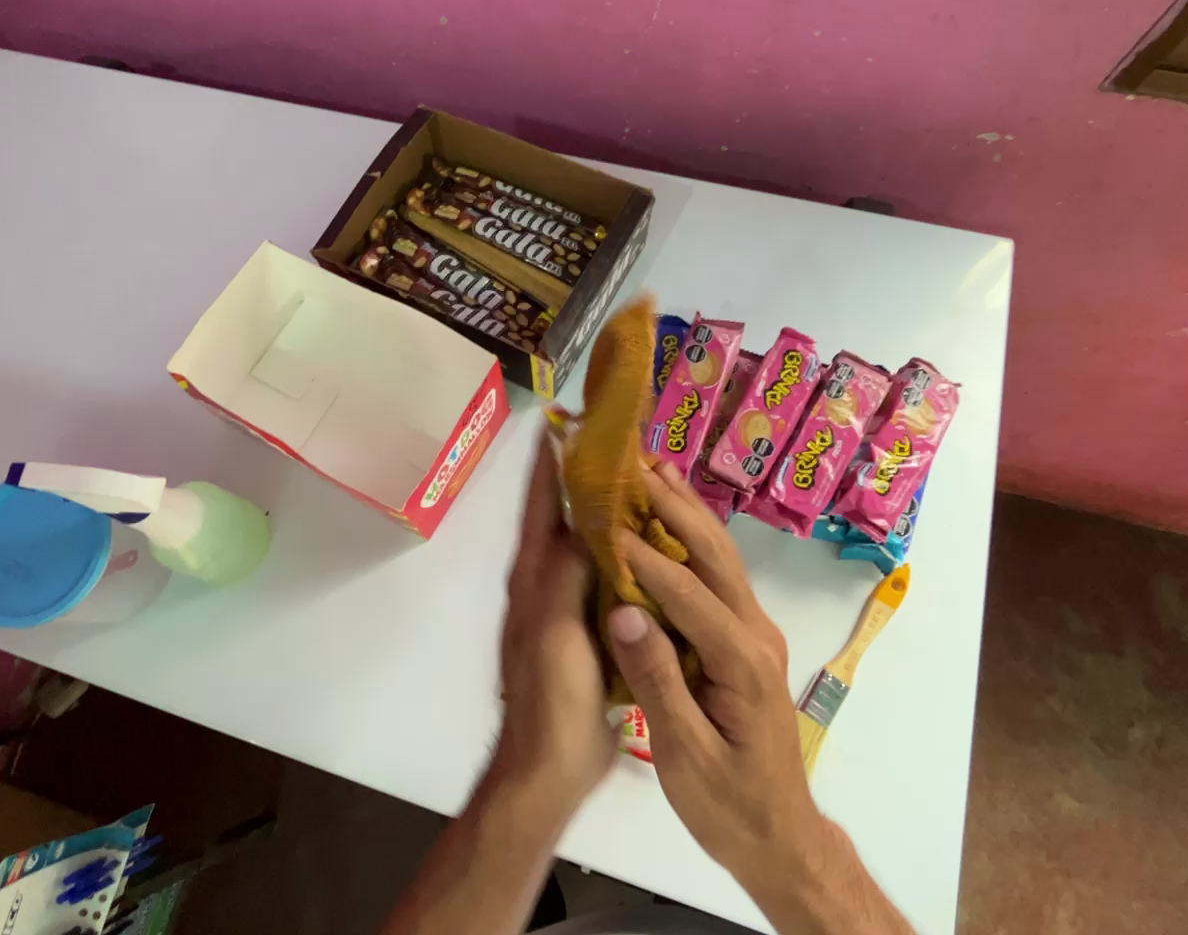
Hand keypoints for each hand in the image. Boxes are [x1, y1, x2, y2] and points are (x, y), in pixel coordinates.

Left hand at [489, 432, 614, 813]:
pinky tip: (655, 552)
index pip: (540, 505)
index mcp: (532, 576)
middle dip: (585, 483)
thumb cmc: (548, 694)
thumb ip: (565, 571)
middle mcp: (546, 584)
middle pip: (565, 521)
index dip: (549, 464)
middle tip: (621, 449)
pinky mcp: (592, 633)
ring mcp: (568, 609)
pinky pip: (609, 583)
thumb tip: (581, 518)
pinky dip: (627, 560)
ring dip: (609, 518)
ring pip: (589, 550)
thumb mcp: (553, 627)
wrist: (551, 765)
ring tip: (644, 489)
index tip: (564, 422)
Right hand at [605, 461, 817, 893]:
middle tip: (635, 465)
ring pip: (721, 557)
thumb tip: (623, 611)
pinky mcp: (745, 639)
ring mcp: (754, 632)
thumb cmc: (729, 804)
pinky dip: (692, 538)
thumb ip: (657, 681)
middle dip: (674, 506)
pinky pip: (717, 576)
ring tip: (656, 470)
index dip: (641, 553)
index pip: (685, 591)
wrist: (780, 836)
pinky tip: (673, 521)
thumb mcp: (687, 755)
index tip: (602, 518)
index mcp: (741, 659)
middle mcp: (754, 632)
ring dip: (688, 510)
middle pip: (714, 554)